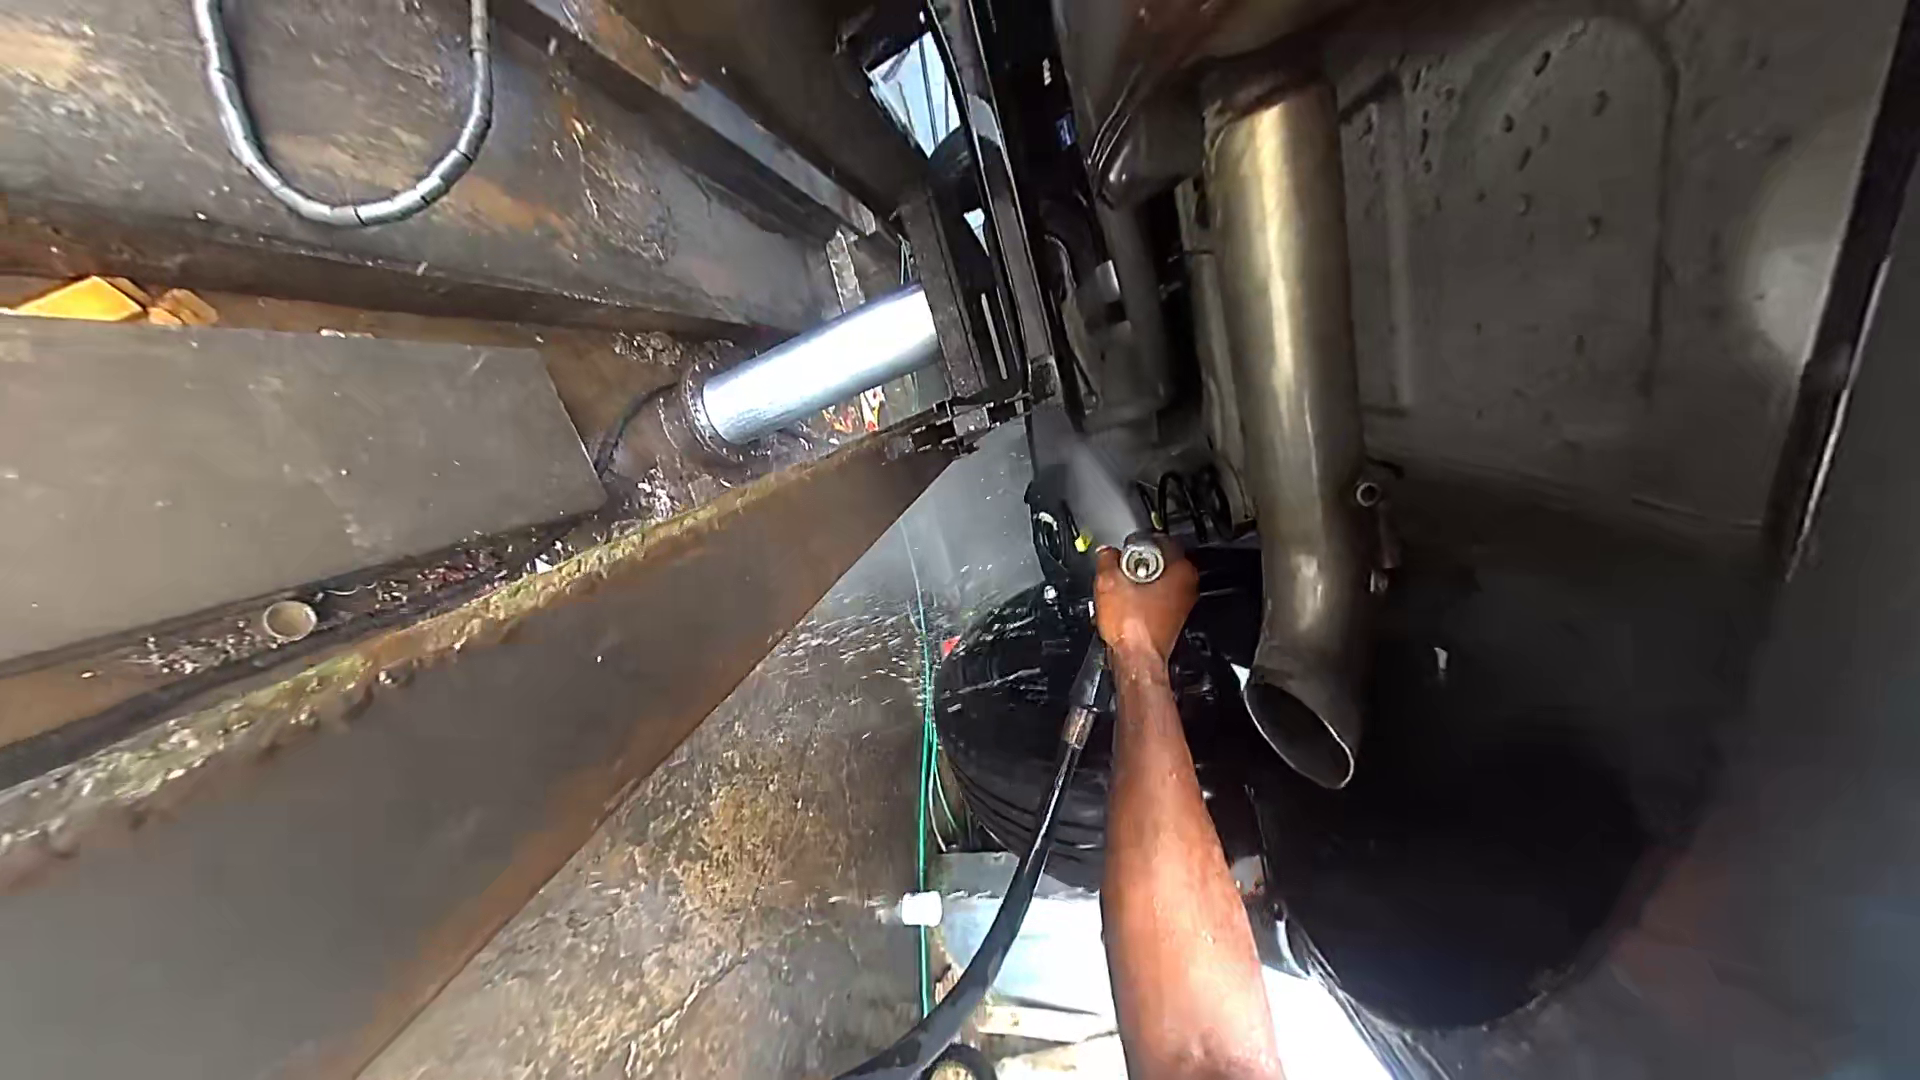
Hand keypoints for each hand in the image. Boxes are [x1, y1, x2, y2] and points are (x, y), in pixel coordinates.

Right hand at [1094, 541, 1197, 666]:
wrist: (1136, 660)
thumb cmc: (1132, 628)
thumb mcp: (1109, 582)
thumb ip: (1107, 559)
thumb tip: (1106, 553)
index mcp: (1182, 572)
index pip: (1162, 540)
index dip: (1138, 542)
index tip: (1125, 547)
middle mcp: (1188, 587)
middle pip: (1159, 561)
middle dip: (1137, 562)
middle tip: (1119, 568)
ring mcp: (1181, 604)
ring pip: (1156, 580)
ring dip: (1137, 580)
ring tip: (1119, 587)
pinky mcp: (1171, 618)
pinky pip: (1154, 597)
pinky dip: (1140, 597)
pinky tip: (1125, 604)